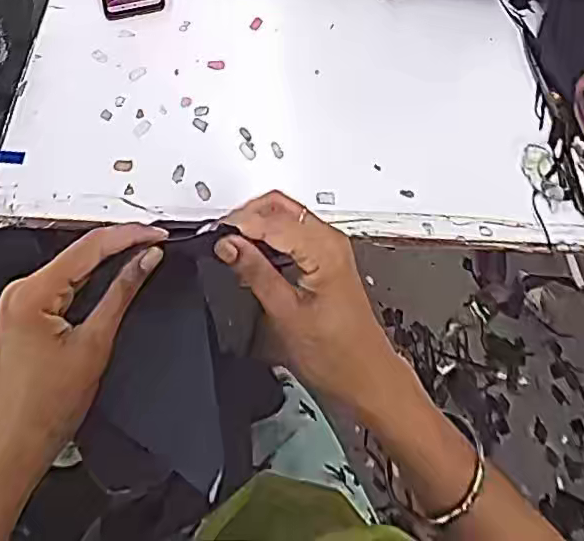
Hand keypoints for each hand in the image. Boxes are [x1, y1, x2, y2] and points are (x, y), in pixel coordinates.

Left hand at [0, 223, 165, 529]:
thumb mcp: (94, 345)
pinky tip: (112, 274)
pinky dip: (91, 276)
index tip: (156, 233)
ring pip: (73, 263)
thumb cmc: (39, 413)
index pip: (90, 246)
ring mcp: (19, 301)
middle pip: (80, 249)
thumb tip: (144, 260)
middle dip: (121, 241)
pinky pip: (63, 281)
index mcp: (31, 292)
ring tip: (140, 251)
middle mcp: (20, 290)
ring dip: (107, 257)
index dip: (129, 235)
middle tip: (154, 238)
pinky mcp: (24, 312)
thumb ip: (122, 292)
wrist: (10, 451)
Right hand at [214, 191, 408, 415]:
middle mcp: (330, 240)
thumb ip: (255, 273)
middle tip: (222, 235)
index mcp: (324, 249)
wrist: (366, 377)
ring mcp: (329, 246)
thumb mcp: (286, 314)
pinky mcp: (325, 256)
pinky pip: (292, 230)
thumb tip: (229, 245)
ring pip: (285, 214)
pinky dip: (269, 234)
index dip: (240, 224)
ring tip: (232, 244)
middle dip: (247, 215)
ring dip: (256, 223)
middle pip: (280, 206)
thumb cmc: (338, 354)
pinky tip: (253, 252)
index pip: (273, 220)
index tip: (216, 235)